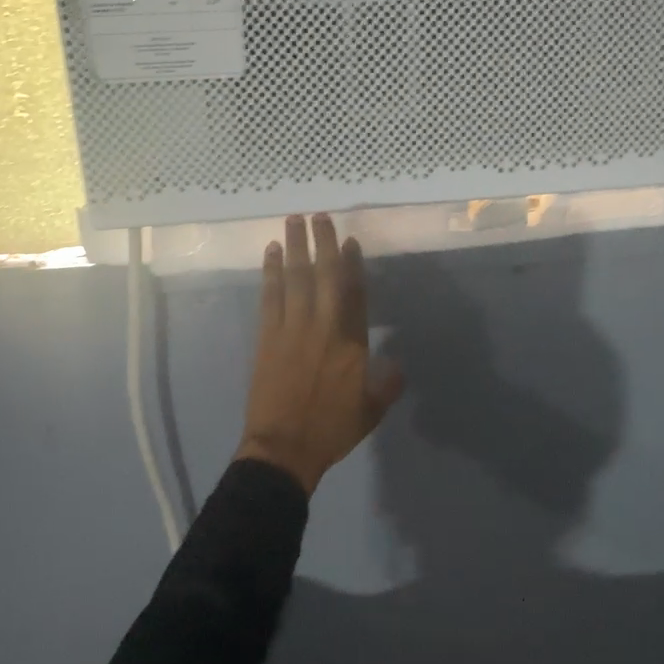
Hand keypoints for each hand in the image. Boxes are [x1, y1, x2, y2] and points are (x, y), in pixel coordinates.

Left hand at [237, 214, 403, 493]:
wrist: (284, 448)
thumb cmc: (331, 430)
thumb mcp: (371, 411)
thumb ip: (386, 384)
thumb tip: (397, 365)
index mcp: (352, 344)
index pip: (355, 294)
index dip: (353, 264)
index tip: (350, 240)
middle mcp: (323, 327)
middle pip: (324, 276)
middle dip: (323, 243)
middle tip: (321, 215)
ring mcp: (292, 329)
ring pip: (296, 279)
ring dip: (296, 247)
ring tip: (294, 220)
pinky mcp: (266, 337)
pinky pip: (270, 296)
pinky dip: (271, 272)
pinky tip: (272, 252)